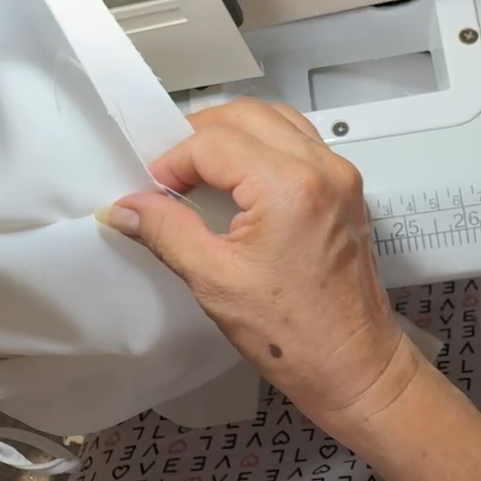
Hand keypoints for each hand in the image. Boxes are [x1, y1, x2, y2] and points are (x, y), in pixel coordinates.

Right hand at [103, 100, 421, 430]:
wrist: (354, 365)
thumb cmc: (293, 337)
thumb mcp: (214, 281)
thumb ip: (166, 231)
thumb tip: (126, 207)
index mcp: (290, 186)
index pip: (214, 142)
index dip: (173, 161)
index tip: (152, 189)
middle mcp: (322, 168)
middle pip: (247, 115)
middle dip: (200, 135)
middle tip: (170, 172)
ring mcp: (340, 175)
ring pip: (276, 119)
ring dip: (234, 133)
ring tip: (201, 170)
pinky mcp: (346, 189)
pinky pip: (300, 141)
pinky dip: (264, 145)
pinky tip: (240, 177)